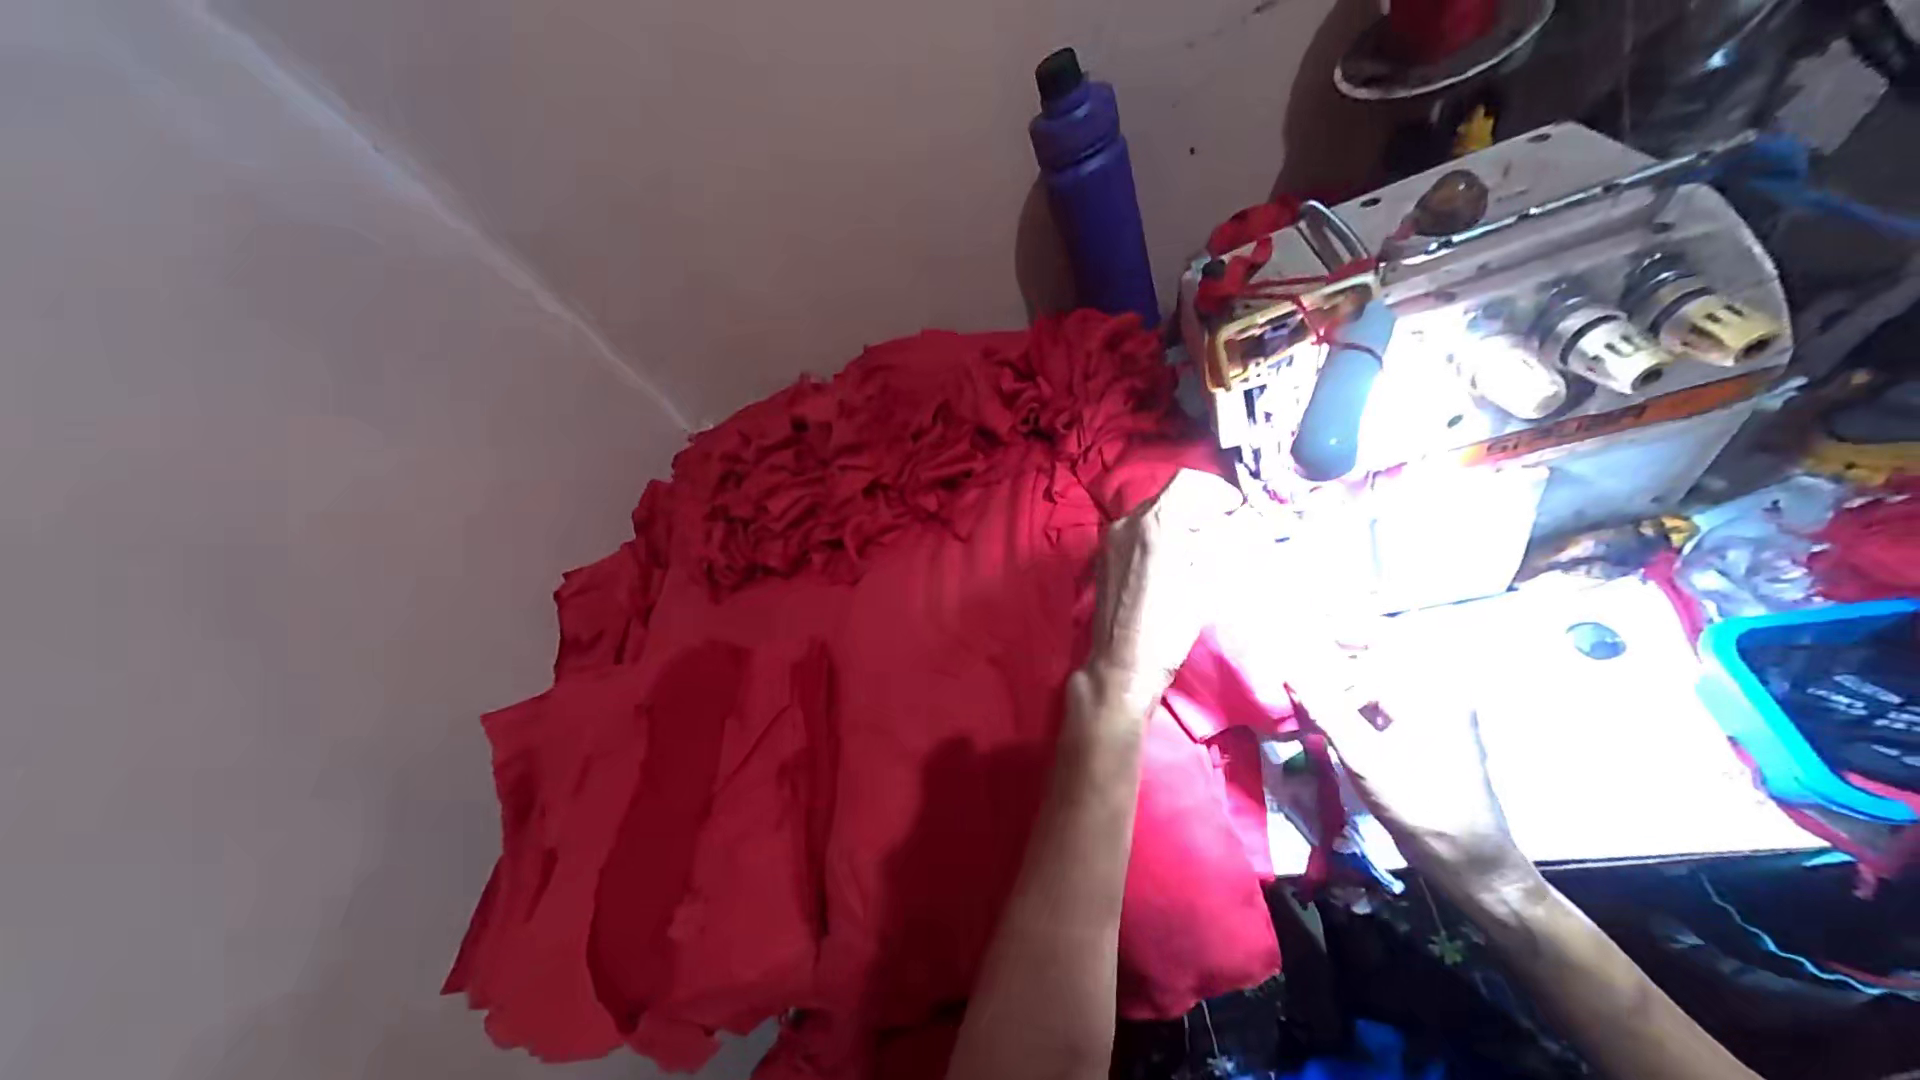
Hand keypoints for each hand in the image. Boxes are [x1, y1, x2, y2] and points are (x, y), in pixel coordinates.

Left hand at [1082, 470, 1245, 719]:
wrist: (1120, 663)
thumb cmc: (1167, 629)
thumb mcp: (1207, 586)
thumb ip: (1226, 547)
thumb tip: (1245, 525)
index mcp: (1154, 524)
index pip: (1187, 483)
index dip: (1217, 490)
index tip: (1235, 508)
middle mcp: (1126, 522)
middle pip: (1169, 497)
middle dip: (1200, 507)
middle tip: (1226, 528)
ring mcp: (1110, 538)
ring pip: (1151, 513)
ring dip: (1179, 520)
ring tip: (1201, 547)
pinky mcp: (1103, 556)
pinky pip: (1135, 531)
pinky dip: (1158, 534)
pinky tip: (1174, 559)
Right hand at [1287, 638, 1538, 905]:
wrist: (1470, 862)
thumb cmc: (1420, 806)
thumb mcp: (1365, 758)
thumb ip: (1326, 710)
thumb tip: (1290, 671)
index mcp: (1430, 692)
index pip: (1380, 643)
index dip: (1340, 631)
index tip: (1304, 631)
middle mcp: (1437, 694)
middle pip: (1379, 658)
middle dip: (1337, 658)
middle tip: (1298, 665)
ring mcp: (1434, 716)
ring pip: (1380, 682)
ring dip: (1343, 682)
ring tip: (1307, 691)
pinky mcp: (1426, 736)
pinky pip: (1384, 704)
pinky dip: (1355, 703)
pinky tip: (1329, 718)